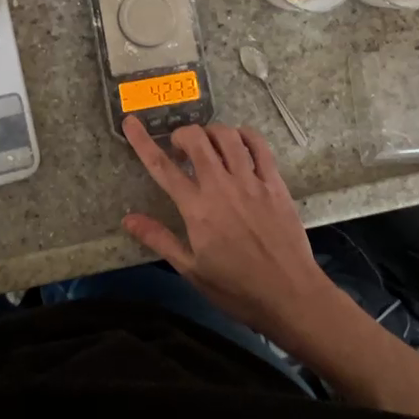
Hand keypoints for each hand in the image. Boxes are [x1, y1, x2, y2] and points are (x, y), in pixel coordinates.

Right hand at [121, 117, 342, 344]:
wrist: (290, 295)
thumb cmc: (236, 288)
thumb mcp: (192, 270)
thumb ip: (160, 239)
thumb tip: (128, 219)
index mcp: (197, 209)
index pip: (163, 167)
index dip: (143, 142)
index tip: (131, 123)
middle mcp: (221, 187)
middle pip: (195, 140)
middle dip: (181, 134)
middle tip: (179, 149)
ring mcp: (250, 182)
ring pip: (226, 136)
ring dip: (211, 133)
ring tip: (208, 145)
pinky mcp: (274, 183)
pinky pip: (258, 145)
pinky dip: (244, 135)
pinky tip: (238, 142)